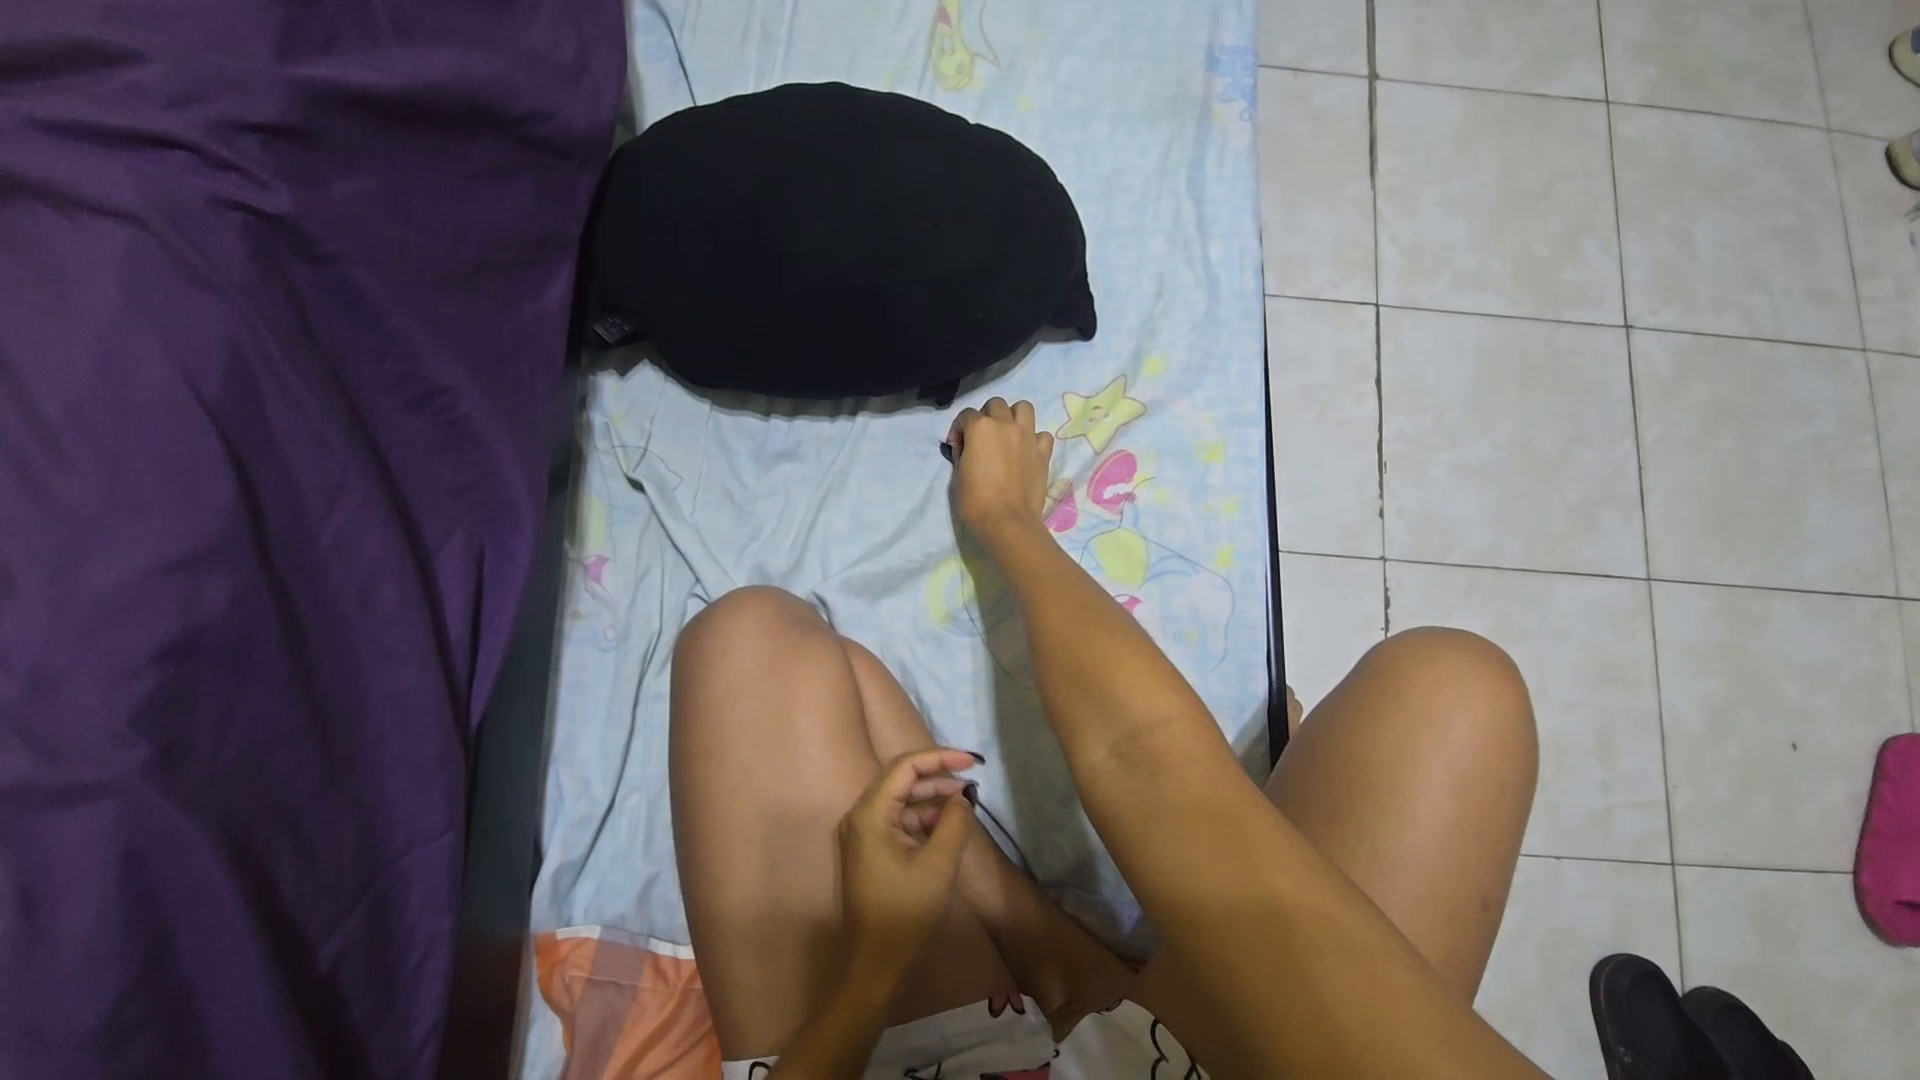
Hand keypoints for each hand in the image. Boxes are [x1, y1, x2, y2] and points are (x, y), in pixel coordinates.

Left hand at [838, 748, 979, 978]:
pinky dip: (921, 817)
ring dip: (931, 797)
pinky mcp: (870, 851)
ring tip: (964, 803)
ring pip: (900, 800)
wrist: (875, 965)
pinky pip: (897, 820)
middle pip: (900, 779)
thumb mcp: (938, 865)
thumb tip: (963, 797)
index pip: (905, 767)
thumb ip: (953, 823)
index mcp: (870, 815)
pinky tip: (946, 825)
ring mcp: (863, 835)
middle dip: (937, 776)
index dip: (939, 757)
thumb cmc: (905, 913)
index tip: (972, 762)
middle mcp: (860, 817)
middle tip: (971, 781)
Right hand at [945, 398, 1053, 543]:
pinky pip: (1042, 435)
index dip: (959, 429)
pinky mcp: (1043, 453)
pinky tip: (1027, 451)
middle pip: (996, 404)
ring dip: (1013, 416)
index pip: (966, 415)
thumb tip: (965, 446)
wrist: (1007, 522)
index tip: (957, 446)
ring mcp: (1028, 437)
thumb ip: (962, 453)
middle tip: (982, 438)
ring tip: (1007, 434)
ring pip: (1024, 408)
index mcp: (981, 428)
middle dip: (986, 416)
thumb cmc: (975, 501)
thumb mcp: (958, 475)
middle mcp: (1006, 425)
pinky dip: (1034, 439)